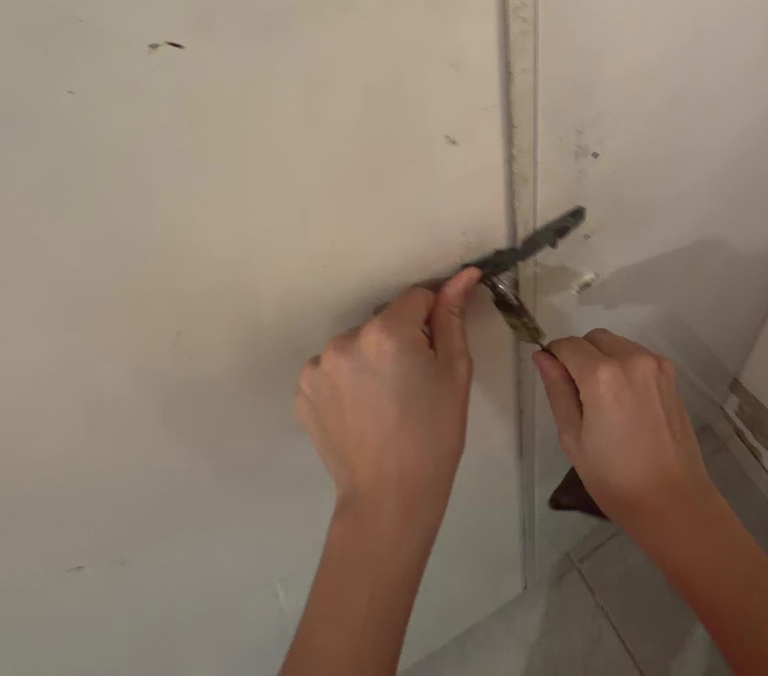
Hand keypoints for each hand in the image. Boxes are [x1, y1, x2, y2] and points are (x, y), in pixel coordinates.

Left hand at [295, 267, 480, 522]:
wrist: (390, 494)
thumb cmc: (435, 430)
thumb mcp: (455, 369)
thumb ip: (452, 315)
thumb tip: (464, 274)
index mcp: (386, 331)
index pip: (417, 297)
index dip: (434, 317)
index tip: (439, 348)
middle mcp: (345, 340)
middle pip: (385, 322)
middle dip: (402, 339)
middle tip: (417, 381)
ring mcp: (317, 368)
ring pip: (358, 345)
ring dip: (373, 358)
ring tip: (388, 398)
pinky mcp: (303, 392)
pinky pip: (334, 370)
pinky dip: (350, 380)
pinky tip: (365, 409)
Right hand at [533, 329, 720, 532]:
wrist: (672, 498)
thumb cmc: (614, 478)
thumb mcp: (573, 438)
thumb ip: (557, 391)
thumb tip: (543, 357)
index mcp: (603, 375)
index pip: (569, 345)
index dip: (554, 356)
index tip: (552, 377)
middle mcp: (632, 359)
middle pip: (595, 338)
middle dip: (580, 354)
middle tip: (576, 393)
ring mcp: (656, 365)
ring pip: (618, 343)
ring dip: (603, 358)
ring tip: (602, 401)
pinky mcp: (671, 375)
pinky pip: (638, 355)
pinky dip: (624, 365)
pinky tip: (624, 401)